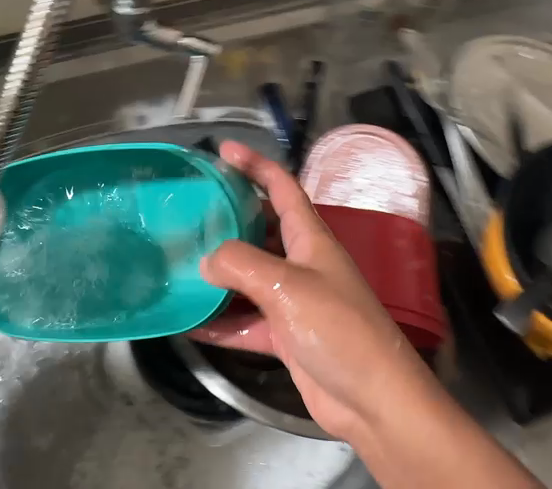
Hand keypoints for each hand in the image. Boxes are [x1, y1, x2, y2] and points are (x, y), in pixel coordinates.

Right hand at [190, 142, 434, 442]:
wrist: (374, 400)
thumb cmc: (338, 328)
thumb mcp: (287, 286)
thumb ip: (242, 265)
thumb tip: (205, 260)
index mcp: (310, 237)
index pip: (281, 187)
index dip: (255, 165)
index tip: (223, 151)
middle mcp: (301, 263)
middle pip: (259, 230)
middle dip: (227, 219)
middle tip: (188, 211)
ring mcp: (293, 301)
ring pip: (247, 278)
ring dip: (218, 274)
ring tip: (178, 264)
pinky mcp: (286, 337)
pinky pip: (245, 322)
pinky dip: (220, 322)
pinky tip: (188, 322)